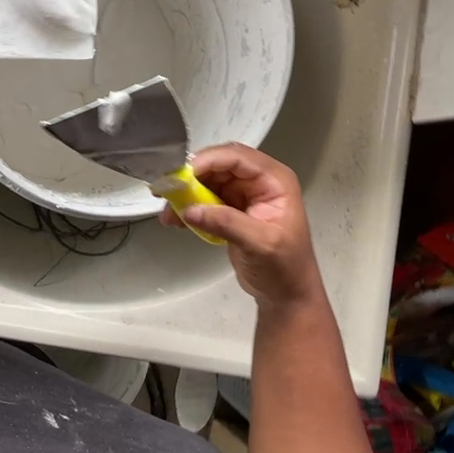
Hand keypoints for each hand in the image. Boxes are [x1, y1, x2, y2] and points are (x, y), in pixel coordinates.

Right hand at [161, 144, 324, 309]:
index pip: (238, 158)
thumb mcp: (260, 244)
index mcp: (275, 181)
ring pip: (207, 181)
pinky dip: (188, 207)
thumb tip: (190, 209)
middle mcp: (259, 182)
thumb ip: (227, 223)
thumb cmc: (285, 268)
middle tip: (168, 190)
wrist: (285, 294)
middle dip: (192, 177)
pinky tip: (175, 220)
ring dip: (186, 193)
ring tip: (168, 212)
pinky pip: (204, 198)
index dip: (209, 161)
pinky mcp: (230, 209)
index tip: (182, 175)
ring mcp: (243, 195)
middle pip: (218, 165)